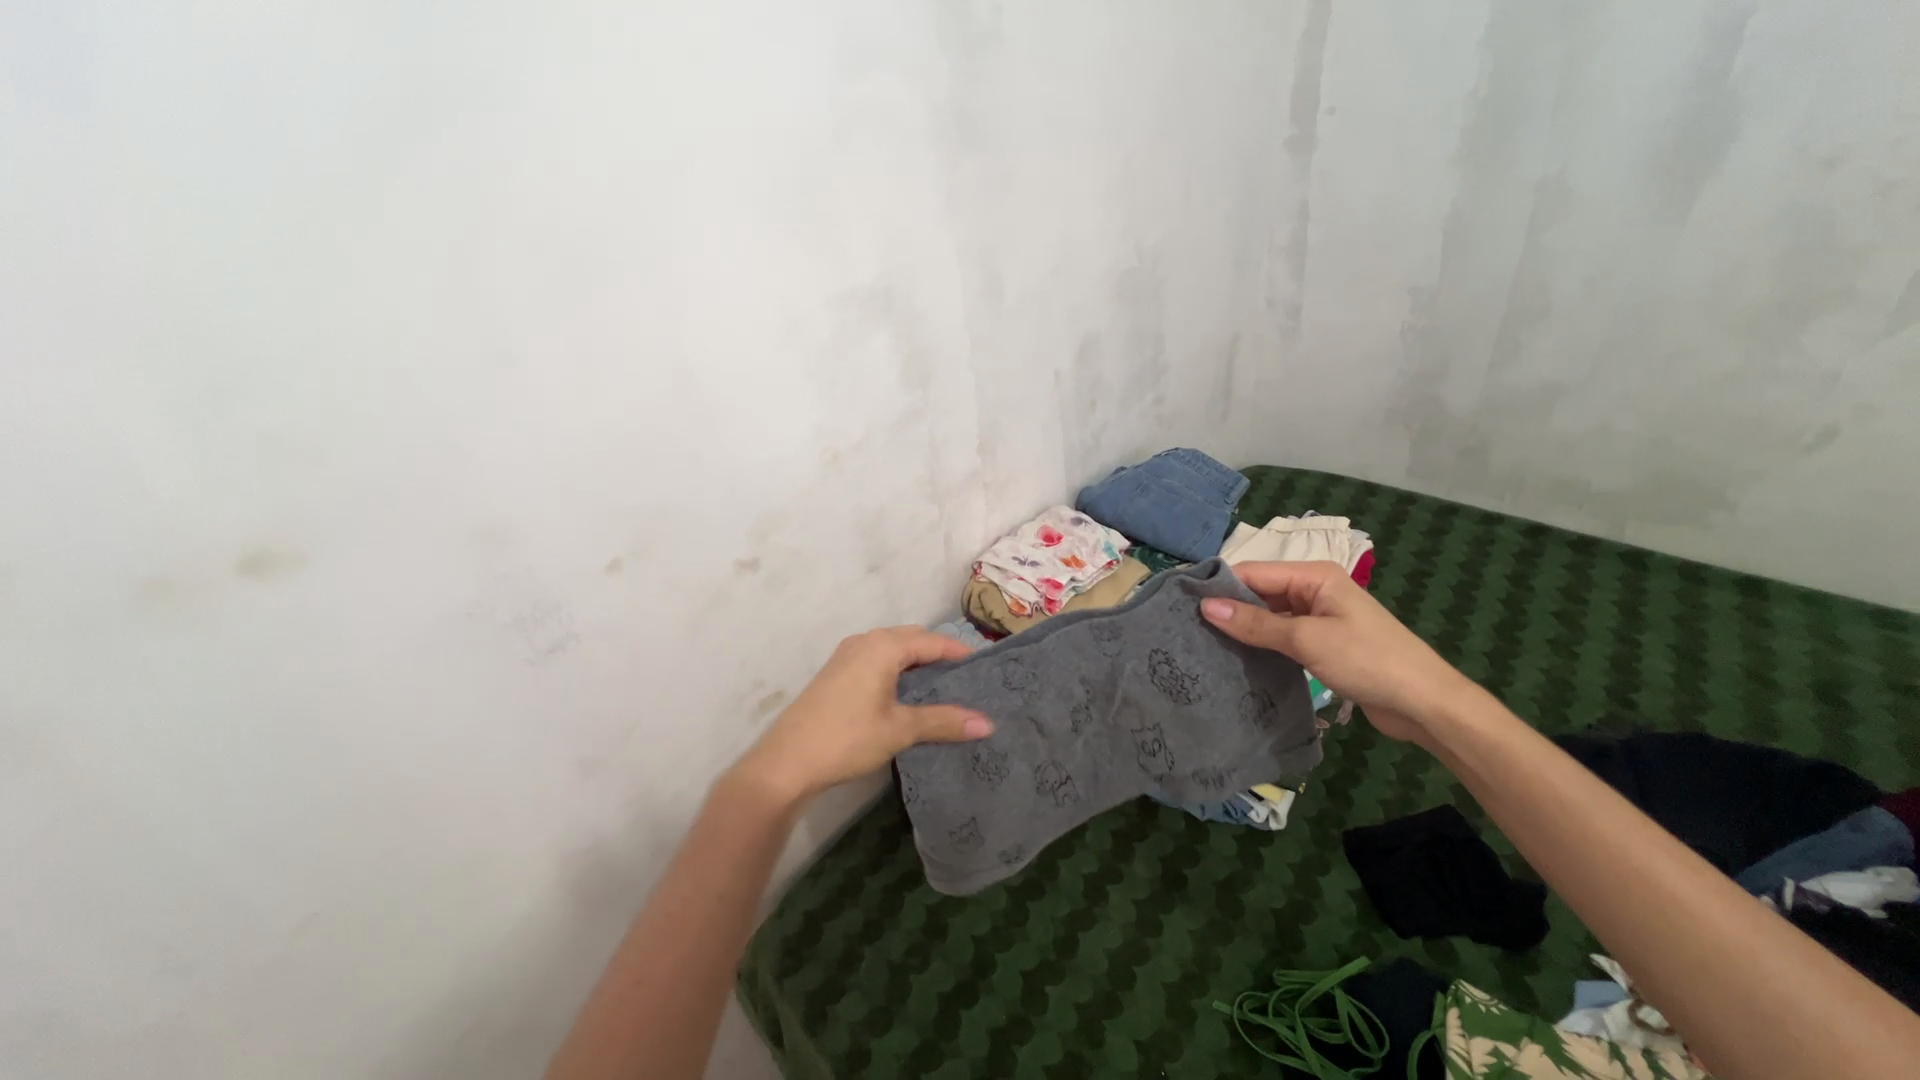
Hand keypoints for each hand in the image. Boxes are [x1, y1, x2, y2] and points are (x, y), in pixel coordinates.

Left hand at [732, 626, 994, 805]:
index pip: (932, 641)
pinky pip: (876, 660)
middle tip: (965, 681)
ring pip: (892, 650)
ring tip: (941, 689)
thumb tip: (988, 724)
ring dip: (916, 663)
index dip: (959, 654)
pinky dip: (897, 670)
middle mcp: (865, 642)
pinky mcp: (835, 674)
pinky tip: (906, 696)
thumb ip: (944, 722)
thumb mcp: (900, 730)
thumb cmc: (847, 738)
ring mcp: (846, 656)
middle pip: (912, 639)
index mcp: (883, 646)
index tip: (984, 670)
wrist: (787, 761)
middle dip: (939, 655)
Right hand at [1199, 561, 1470, 741]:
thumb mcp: (1307, 640)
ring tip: (1202, 647)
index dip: (1218, 587)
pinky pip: (1282, 638)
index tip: (1180, 606)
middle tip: (1185, 631)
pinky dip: (1262, 647)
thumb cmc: (1368, 661)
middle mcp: (1315, 590)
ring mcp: (1320, 619)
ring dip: (1244, 631)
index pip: (1253, 573)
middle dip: (1228, 610)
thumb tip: (1205, 606)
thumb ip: (1256, 623)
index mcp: (1314, 576)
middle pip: (1259, 594)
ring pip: (1269, 618)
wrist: (1425, 704)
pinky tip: (1237, 662)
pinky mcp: (1323, 645)